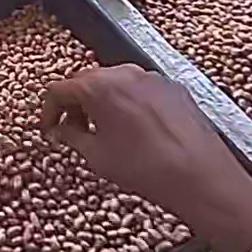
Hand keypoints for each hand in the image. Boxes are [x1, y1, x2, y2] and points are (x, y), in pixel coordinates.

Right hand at [41, 65, 251, 251]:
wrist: (202, 177)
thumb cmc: (148, 168)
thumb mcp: (97, 156)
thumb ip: (71, 136)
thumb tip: (61, 130)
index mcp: (99, 86)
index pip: (60, 89)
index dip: (49, 110)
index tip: (49, 126)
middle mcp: (125, 73)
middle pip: (87, 80)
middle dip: (75, 104)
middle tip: (72, 129)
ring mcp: (151, 78)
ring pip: (115, 83)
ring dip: (102, 102)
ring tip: (103, 132)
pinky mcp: (173, 87)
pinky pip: (140, 89)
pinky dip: (128, 103)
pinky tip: (133, 130)